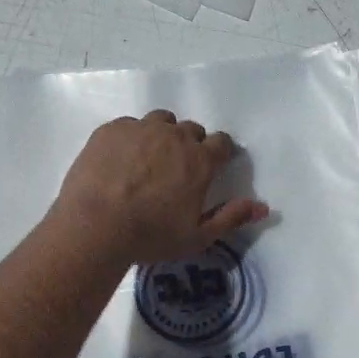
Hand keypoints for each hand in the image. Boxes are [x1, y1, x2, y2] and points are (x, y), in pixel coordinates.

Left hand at [49, 110, 267, 264]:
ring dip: (163, 134)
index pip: (222, 142)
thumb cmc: (151, 236)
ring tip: (151, 158)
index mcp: (200, 161)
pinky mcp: (111, 130)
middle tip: (179, 169)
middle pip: (191, 129)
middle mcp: (174, 137)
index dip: (220, 153)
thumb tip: (264, 207)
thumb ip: (232, 217)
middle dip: (191, 144)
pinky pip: (130, 125)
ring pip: (161, 121)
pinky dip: (133, 137)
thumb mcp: (198, 236)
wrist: (94, 227)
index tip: (213, 167)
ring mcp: (140, 129)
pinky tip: (123, 160)